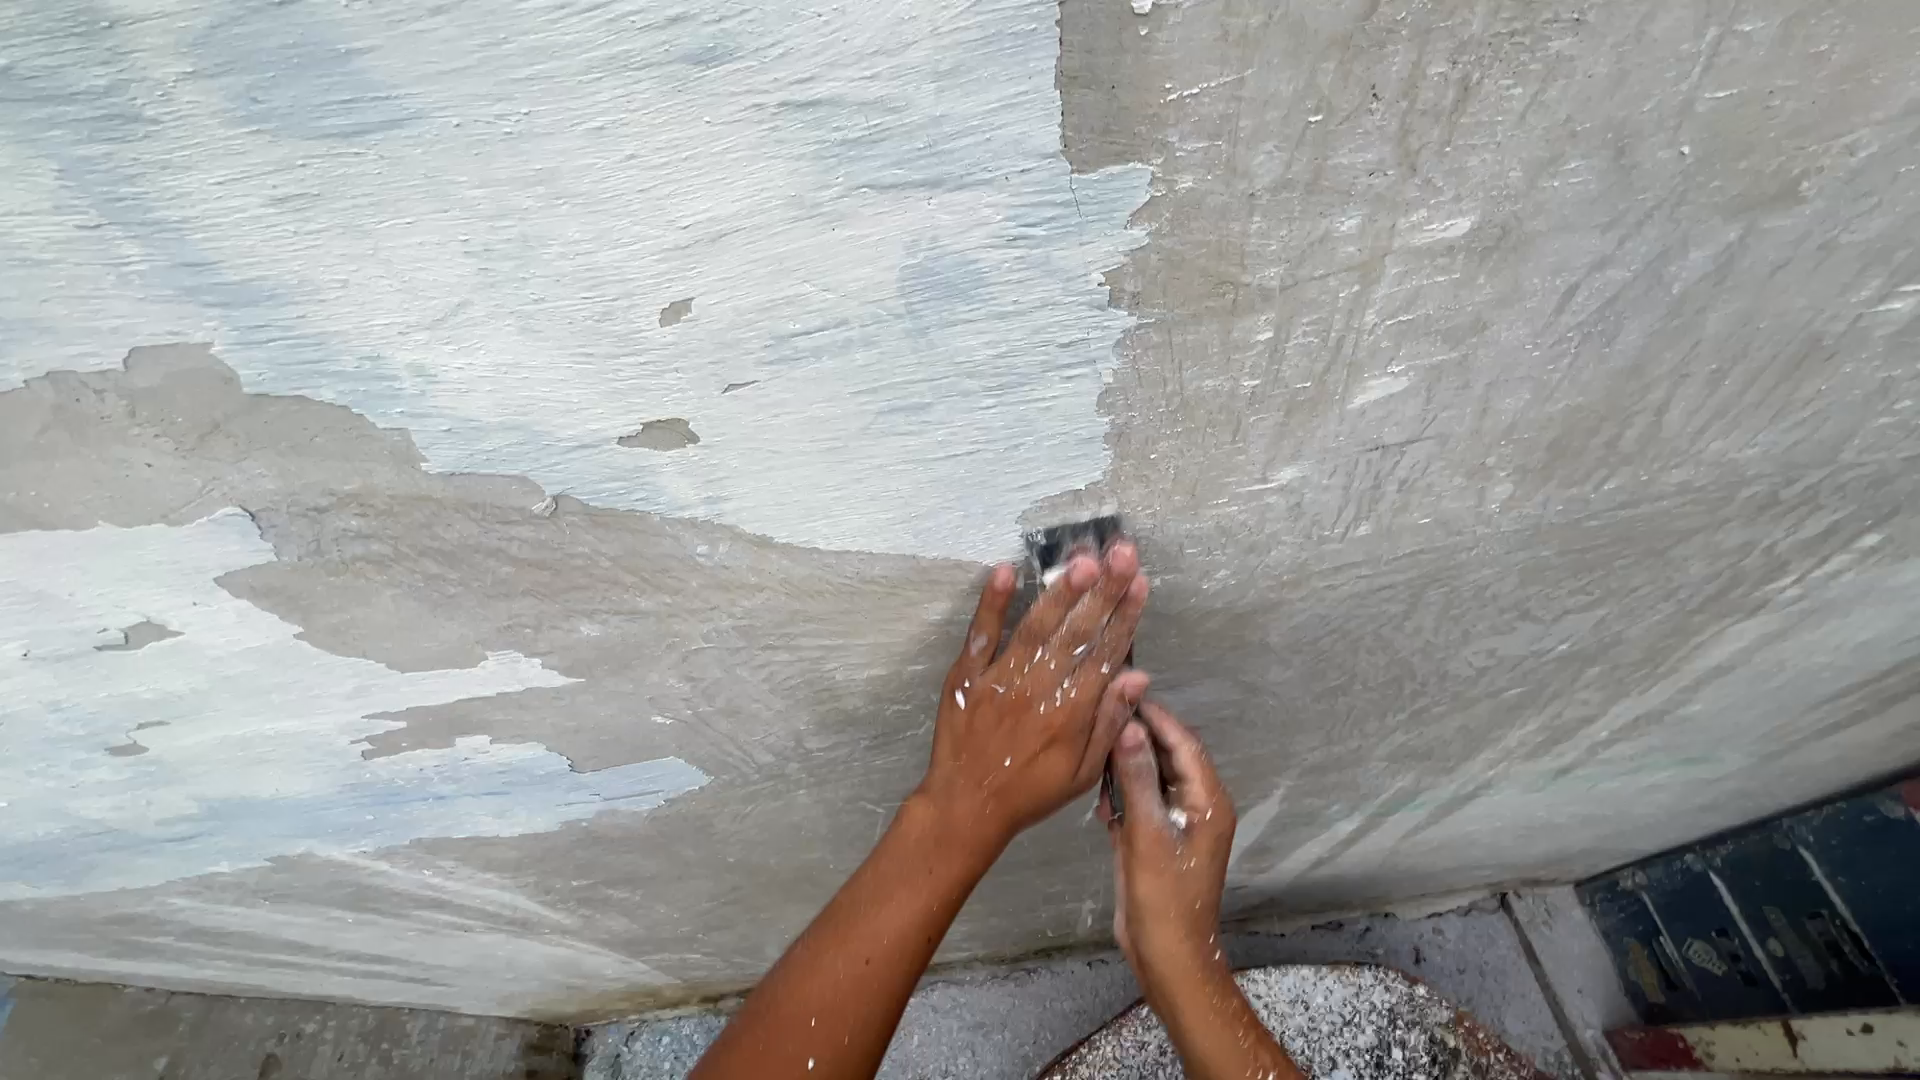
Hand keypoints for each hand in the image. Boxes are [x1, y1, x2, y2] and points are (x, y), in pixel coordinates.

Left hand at [915, 542, 1150, 852]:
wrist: (966, 805)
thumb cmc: (1030, 791)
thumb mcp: (1082, 773)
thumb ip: (1110, 723)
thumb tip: (1139, 676)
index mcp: (1071, 713)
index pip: (1106, 655)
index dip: (1125, 617)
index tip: (1140, 582)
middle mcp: (1038, 689)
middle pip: (1077, 633)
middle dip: (1102, 591)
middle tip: (1121, 552)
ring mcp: (1000, 678)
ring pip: (1035, 628)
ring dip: (1060, 592)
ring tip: (1081, 560)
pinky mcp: (967, 674)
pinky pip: (981, 634)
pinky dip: (992, 603)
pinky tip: (1005, 571)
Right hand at [1103, 701, 1236, 990]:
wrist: (1166, 957)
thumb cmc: (1164, 897)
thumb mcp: (1148, 833)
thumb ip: (1138, 777)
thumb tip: (1129, 725)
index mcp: (1208, 800)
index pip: (1183, 742)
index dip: (1155, 715)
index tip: (1123, 690)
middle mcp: (1197, 804)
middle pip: (1169, 754)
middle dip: (1138, 735)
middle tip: (1100, 713)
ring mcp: (1177, 821)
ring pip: (1152, 775)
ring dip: (1126, 765)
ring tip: (1094, 748)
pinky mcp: (1158, 836)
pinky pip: (1142, 800)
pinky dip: (1122, 794)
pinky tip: (1099, 798)